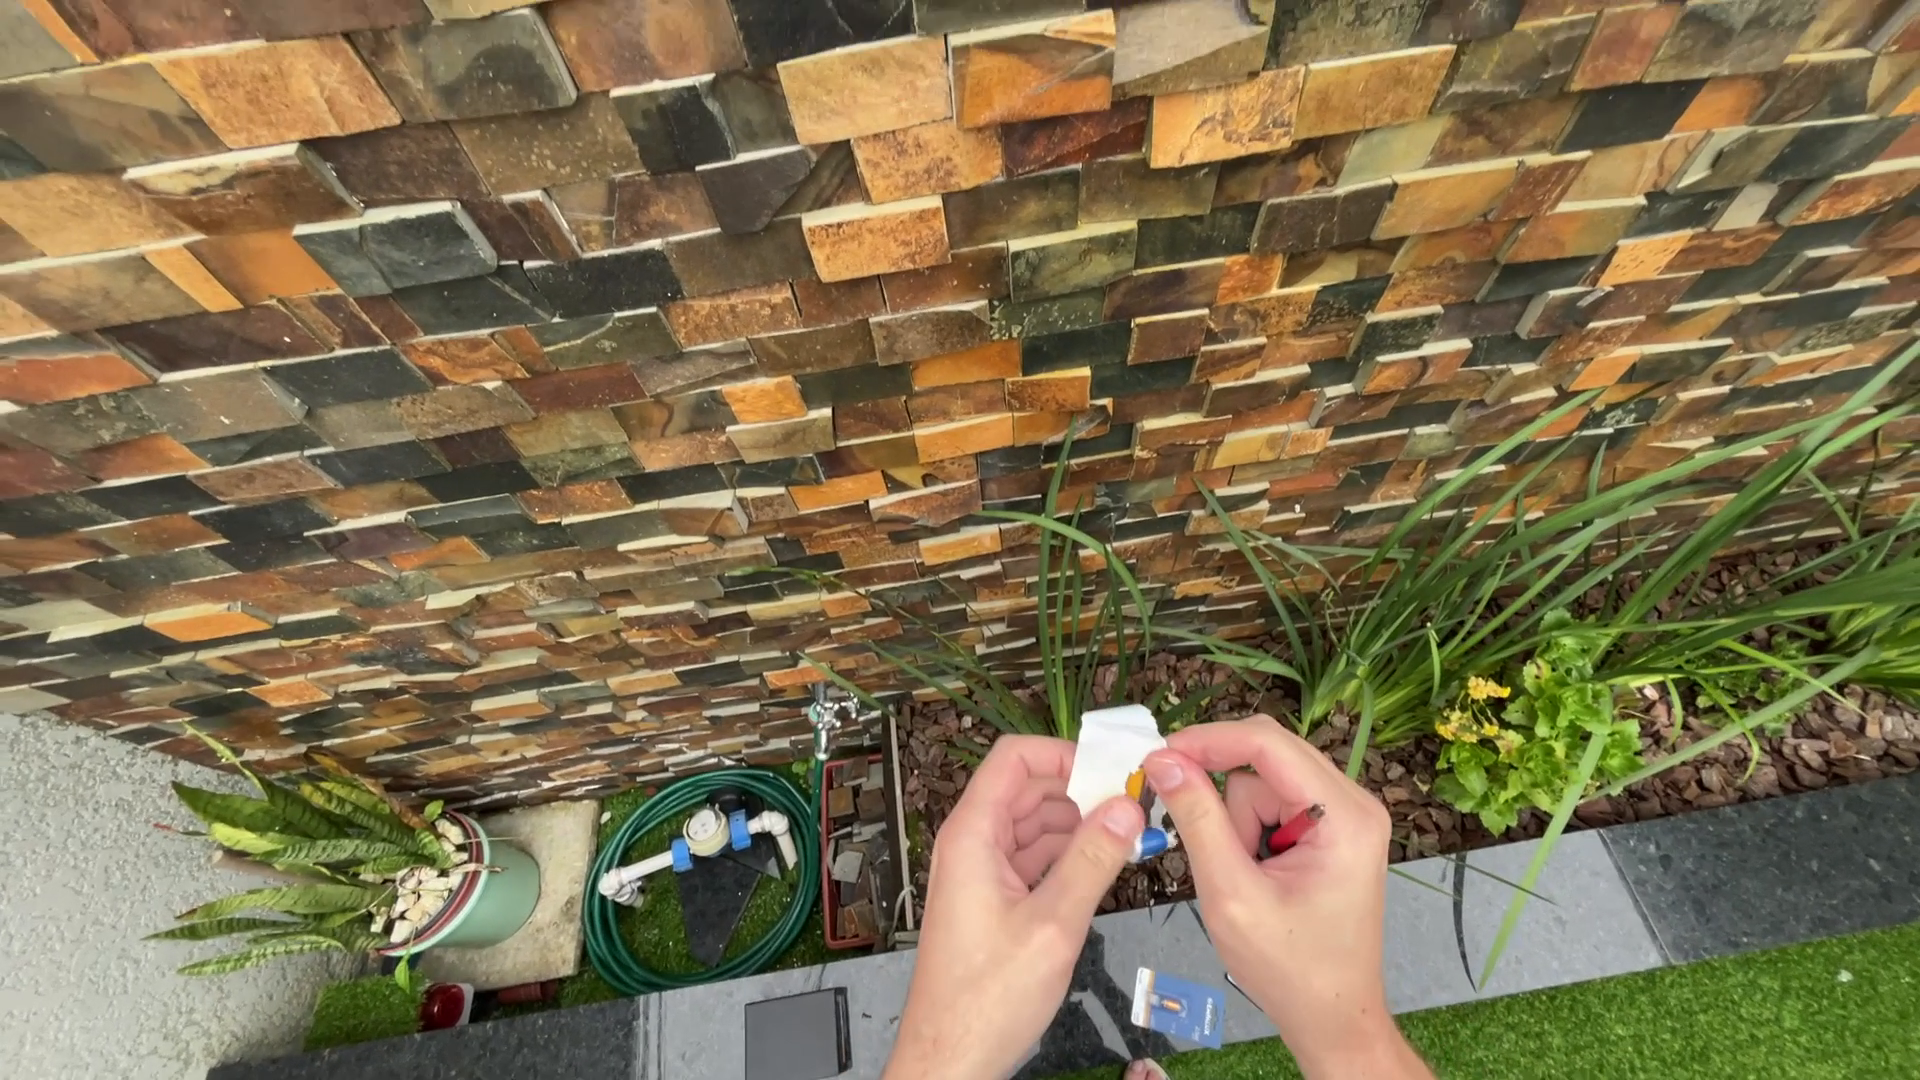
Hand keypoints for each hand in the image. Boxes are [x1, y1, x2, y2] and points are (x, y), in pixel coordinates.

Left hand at [885, 735, 1144, 1079]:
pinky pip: (1031, 856)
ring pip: (1032, 822)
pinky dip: (1064, 853)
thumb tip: (1126, 808)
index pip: (1013, 758)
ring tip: (1125, 832)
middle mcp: (971, 841)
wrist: (949, 1062)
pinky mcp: (991, 895)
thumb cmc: (987, 999)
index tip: (1107, 769)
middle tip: (1129, 802)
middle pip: (1026, 788)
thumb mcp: (1052, 925)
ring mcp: (980, 868)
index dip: (1061, 754)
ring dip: (1076, 823)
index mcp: (972, 832)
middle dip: (1077, 788)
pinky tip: (1100, 863)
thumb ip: (1091, 861)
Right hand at [1146, 716, 1429, 1078]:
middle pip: (1265, 751)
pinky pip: (1268, 796)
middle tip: (1176, 804)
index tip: (1158, 757)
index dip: (1207, 740)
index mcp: (1344, 815)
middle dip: (1217, 780)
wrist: (1331, 1019)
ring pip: (1260, 776)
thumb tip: (1160, 758)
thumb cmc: (1287, 966)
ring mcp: (1342, 812)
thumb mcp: (1230, 892)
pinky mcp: (1328, 825)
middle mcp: (1352, 800)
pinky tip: (1248, 864)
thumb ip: (1197, 819)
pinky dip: (1244, 823)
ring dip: (1233, 813)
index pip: (1266, 742)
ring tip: (1236, 868)